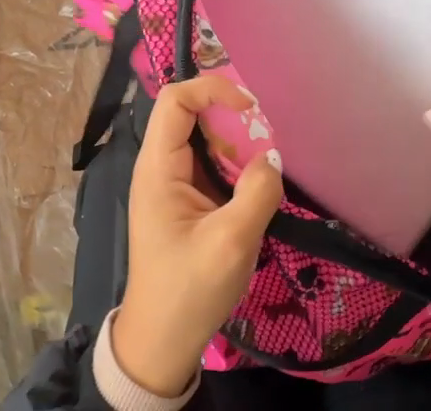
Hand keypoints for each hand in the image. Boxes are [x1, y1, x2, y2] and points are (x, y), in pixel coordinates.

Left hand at [112, 77, 283, 396]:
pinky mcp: (185, 200)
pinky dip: (235, 165)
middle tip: (266, 139)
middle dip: (230, 118)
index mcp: (158, 168)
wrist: (161, 342)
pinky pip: (210, 164)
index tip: (251, 110)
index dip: (213, 89)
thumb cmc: (189, 290)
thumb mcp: (231, 243)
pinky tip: (255, 184)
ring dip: (236, 143)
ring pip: (204, 139)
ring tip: (264, 164)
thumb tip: (271, 158)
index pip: (176, 99)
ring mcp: (172, 183)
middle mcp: (160, 166)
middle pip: (191, 113)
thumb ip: (256, 193)